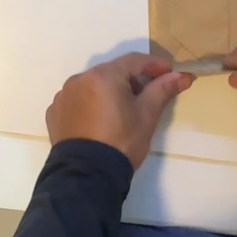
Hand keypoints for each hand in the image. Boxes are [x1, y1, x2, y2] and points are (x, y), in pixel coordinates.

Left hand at [45, 53, 191, 167]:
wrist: (87, 176)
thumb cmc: (122, 142)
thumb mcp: (147, 116)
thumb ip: (163, 90)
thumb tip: (182, 76)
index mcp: (103, 76)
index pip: (134, 61)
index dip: (155, 65)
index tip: (170, 74)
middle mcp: (78, 79)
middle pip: (112, 72)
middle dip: (131, 81)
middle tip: (147, 97)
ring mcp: (63, 96)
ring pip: (92, 86)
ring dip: (109, 92)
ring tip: (122, 113)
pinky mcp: (54, 113)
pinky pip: (77, 101)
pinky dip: (90, 105)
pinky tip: (99, 122)